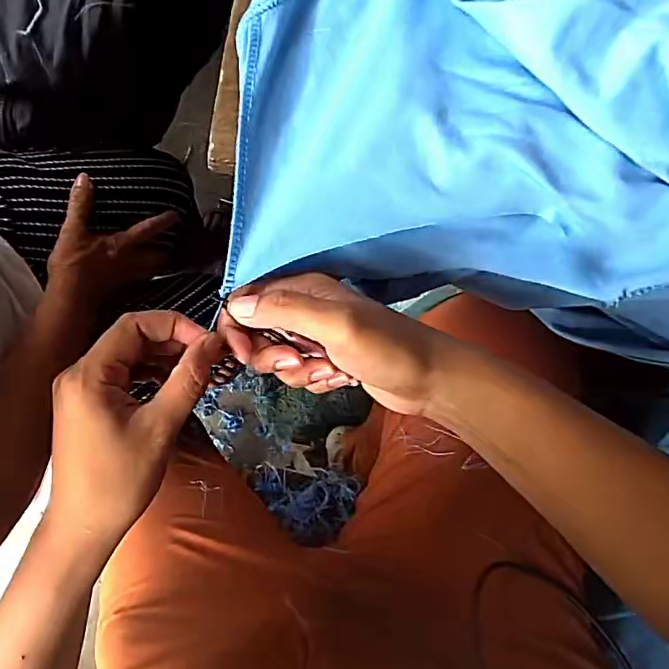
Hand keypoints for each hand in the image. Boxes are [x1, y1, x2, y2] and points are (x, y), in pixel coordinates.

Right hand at [45, 174, 179, 307]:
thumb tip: (85, 179)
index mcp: (121, 246)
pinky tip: (135, 278)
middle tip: (176, 247)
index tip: (176, 215)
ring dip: (156, 267)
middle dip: (168, 253)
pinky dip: (139, 280)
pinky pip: (135, 284)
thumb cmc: (72, 269)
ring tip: (161, 262)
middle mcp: (128, 264)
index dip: (162, 221)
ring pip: (148, 273)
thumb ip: (80, 205)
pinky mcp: (117, 294)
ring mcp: (124, 281)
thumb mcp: (72, 231)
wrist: (67, 303)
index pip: (148, 230)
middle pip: (157, 259)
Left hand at [48, 311, 224, 553]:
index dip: (174, 325)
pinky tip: (171, 388)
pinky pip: (118, 377)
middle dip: (170, 342)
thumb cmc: (117, 483)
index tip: (205, 342)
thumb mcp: (160, 427)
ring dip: (160, 360)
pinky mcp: (83, 405)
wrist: (82, 528)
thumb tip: (212, 344)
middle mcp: (76, 374)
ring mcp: (76, 390)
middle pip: (128, 338)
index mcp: (88, 374)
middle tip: (206, 358)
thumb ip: (187, 379)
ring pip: (125, 358)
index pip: (133, 325)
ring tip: (194, 373)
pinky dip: (145, 377)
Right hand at [216, 273, 451, 415]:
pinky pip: (297, 372)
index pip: (246, 300)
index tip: (245, 353)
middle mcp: (304, 307)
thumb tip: (238, 306)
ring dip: (297, 372)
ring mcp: (314, 334)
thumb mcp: (333, 325)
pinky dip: (312, 380)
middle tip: (299, 362)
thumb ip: (284, 310)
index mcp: (303, 289)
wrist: (431, 380)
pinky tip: (338, 377)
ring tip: (328, 370)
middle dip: (272, 356)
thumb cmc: (389, 348)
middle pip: (256, 332)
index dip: (238, 328)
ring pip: (276, 357)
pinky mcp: (324, 357)